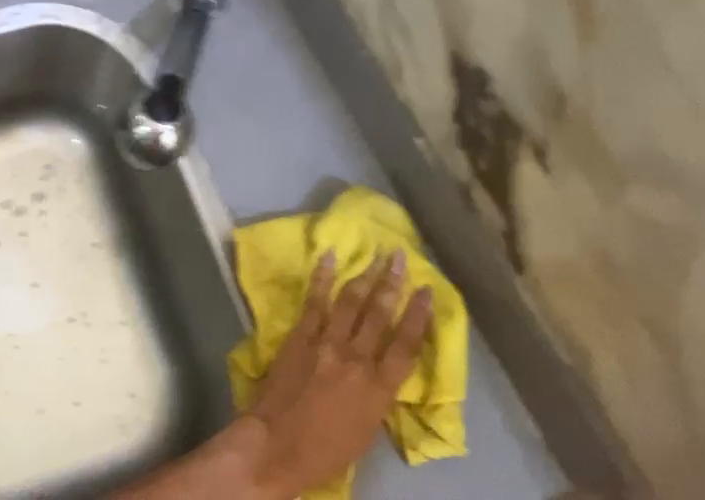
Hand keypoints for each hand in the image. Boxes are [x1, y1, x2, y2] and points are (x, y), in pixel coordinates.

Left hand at [238, 249, 433, 498]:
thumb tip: (380, 371)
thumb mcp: (367, 430)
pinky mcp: (299, 336)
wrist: (277, 445)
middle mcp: (357, 359)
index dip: (419, 316)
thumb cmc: (325, 450)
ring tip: (375, 253)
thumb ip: (377, 395)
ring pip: (350, 301)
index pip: (406, 345)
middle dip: (392, 282)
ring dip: (364, 275)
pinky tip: (328, 256)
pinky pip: (314, 301)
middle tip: (398, 256)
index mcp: (379, 388)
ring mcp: (326, 343)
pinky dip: (322, 276)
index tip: (428, 290)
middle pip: (380, 314)